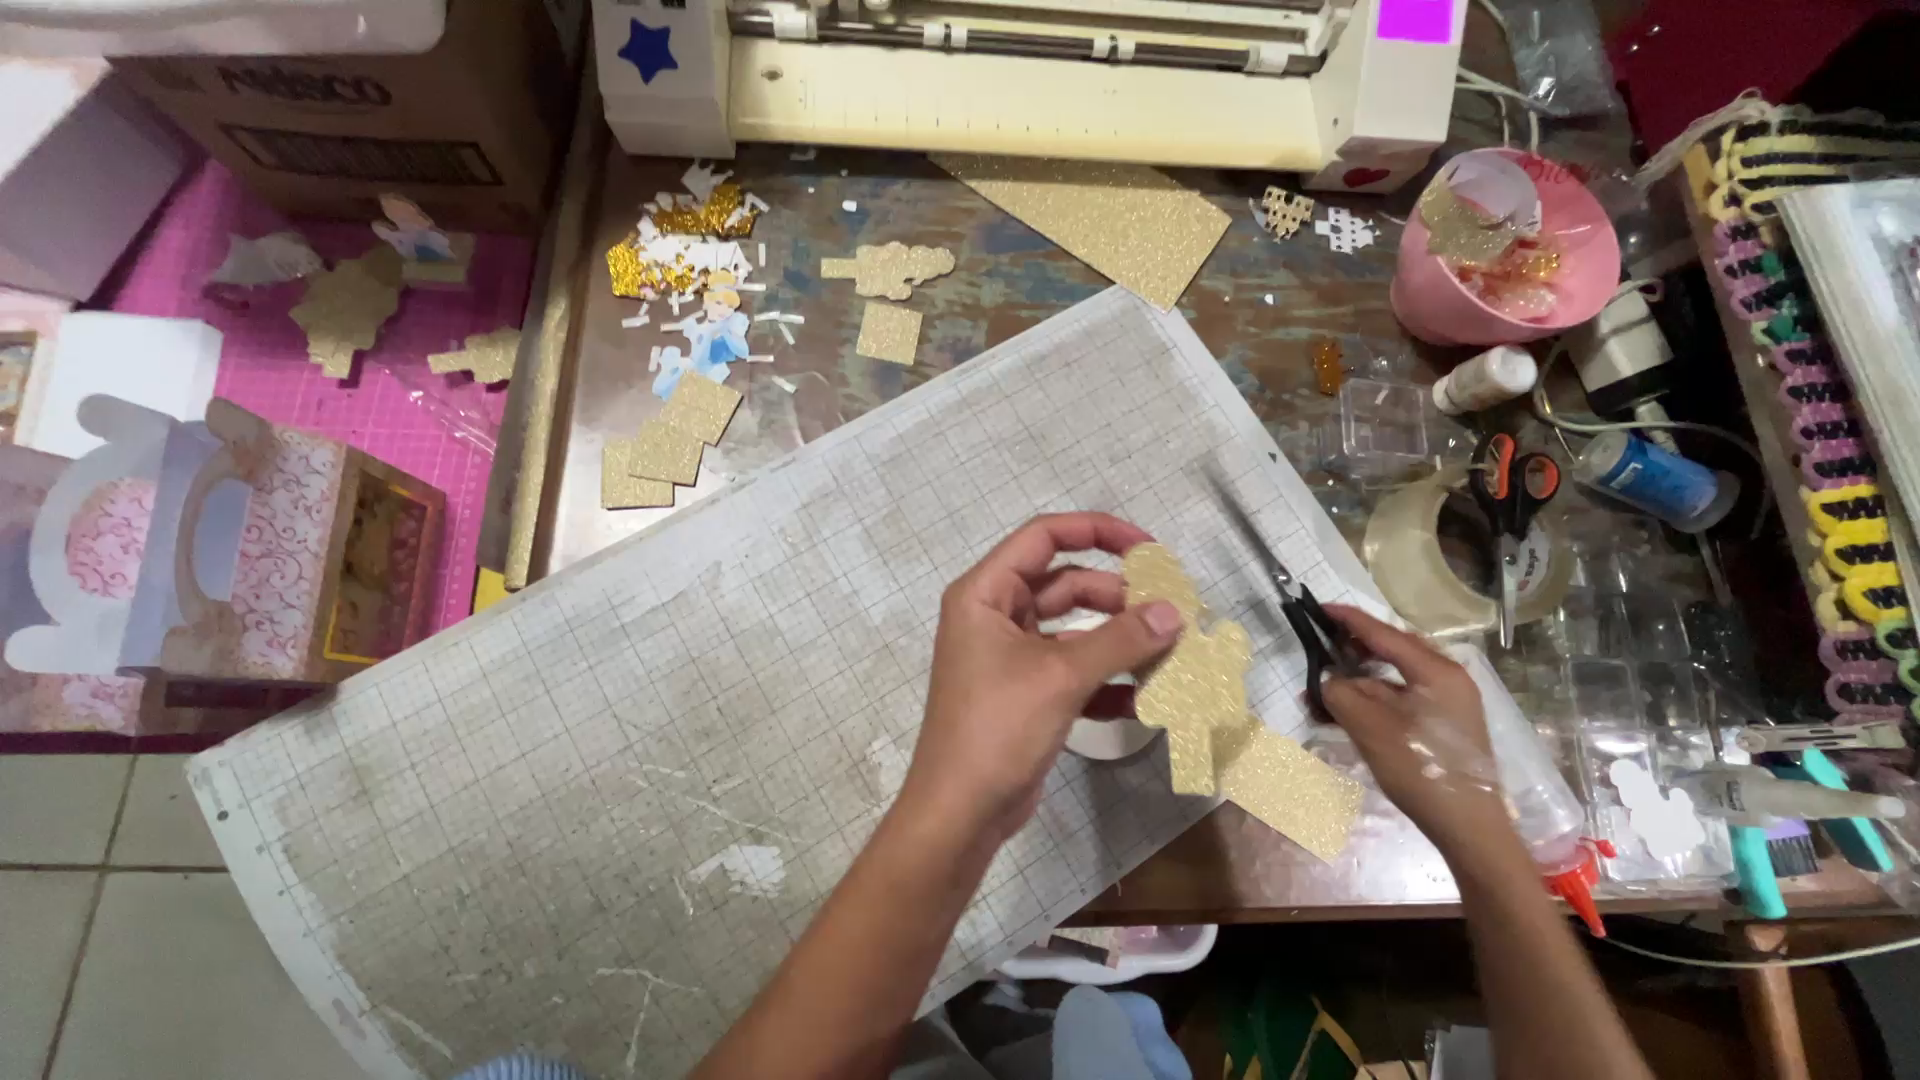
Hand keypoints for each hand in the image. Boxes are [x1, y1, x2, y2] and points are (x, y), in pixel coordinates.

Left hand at [898, 513, 1182, 845]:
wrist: (960, 810)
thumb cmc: (998, 728)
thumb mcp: (1061, 676)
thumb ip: (1121, 640)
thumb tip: (1174, 613)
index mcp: (986, 593)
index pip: (1045, 536)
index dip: (1097, 531)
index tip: (1148, 548)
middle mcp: (995, 615)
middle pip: (1065, 584)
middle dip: (1118, 598)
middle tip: (1170, 613)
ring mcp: (1010, 656)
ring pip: (1074, 630)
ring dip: (1118, 642)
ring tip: (1168, 655)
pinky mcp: (1026, 693)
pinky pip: (1073, 671)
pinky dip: (1105, 681)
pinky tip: (1142, 701)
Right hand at [1320, 605, 1518, 860]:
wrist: (1468, 827)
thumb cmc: (1421, 770)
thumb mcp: (1370, 728)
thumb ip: (1340, 693)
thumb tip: (1328, 682)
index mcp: (1437, 672)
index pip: (1385, 634)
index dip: (1349, 620)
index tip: (1319, 608)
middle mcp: (1448, 679)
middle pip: (1392, 652)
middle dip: (1353, 650)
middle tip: (1320, 648)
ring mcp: (1448, 703)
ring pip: (1393, 678)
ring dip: (1356, 682)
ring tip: (1323, 691)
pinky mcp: (1442, 724)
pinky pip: (1400, 698)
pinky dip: (1371, 700)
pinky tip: (1345, 712)